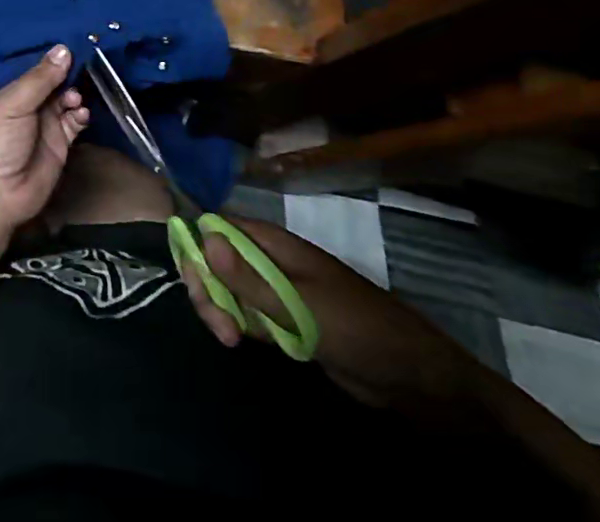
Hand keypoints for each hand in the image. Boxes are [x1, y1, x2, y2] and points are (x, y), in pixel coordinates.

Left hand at [0, 46, 90, 231]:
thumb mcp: (11, 105)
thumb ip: (39, 78)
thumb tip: (64, 48)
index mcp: (7, 92)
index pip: (34, 68)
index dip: (52, 57)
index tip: (76, 40)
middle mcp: (26, 105)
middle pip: (53, 82)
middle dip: (69, 73)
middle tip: (86, 64)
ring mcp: (44, 124)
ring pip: (67, 99)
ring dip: (75, 94)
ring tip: (75, 98)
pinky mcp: (60, 143)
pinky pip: (75, 122)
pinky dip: (81, 115)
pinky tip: (80, 114)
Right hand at [180, 216, 461, 405]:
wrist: (405, 371)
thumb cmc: (353, 326)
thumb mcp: (296, 303)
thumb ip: (249, 277)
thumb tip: (205, 239)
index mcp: (277, 245)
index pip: (222, 229)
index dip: (200, 247)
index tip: (194, 282)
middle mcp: (272, 262)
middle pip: (220, 261)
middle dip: (209, 288)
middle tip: (220, 327)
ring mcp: (278, 291)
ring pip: (230, 289)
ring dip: (221, 310)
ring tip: (231, 340)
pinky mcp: (285, 320)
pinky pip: (248, 313)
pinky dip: (238, 324)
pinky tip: (239, 342)